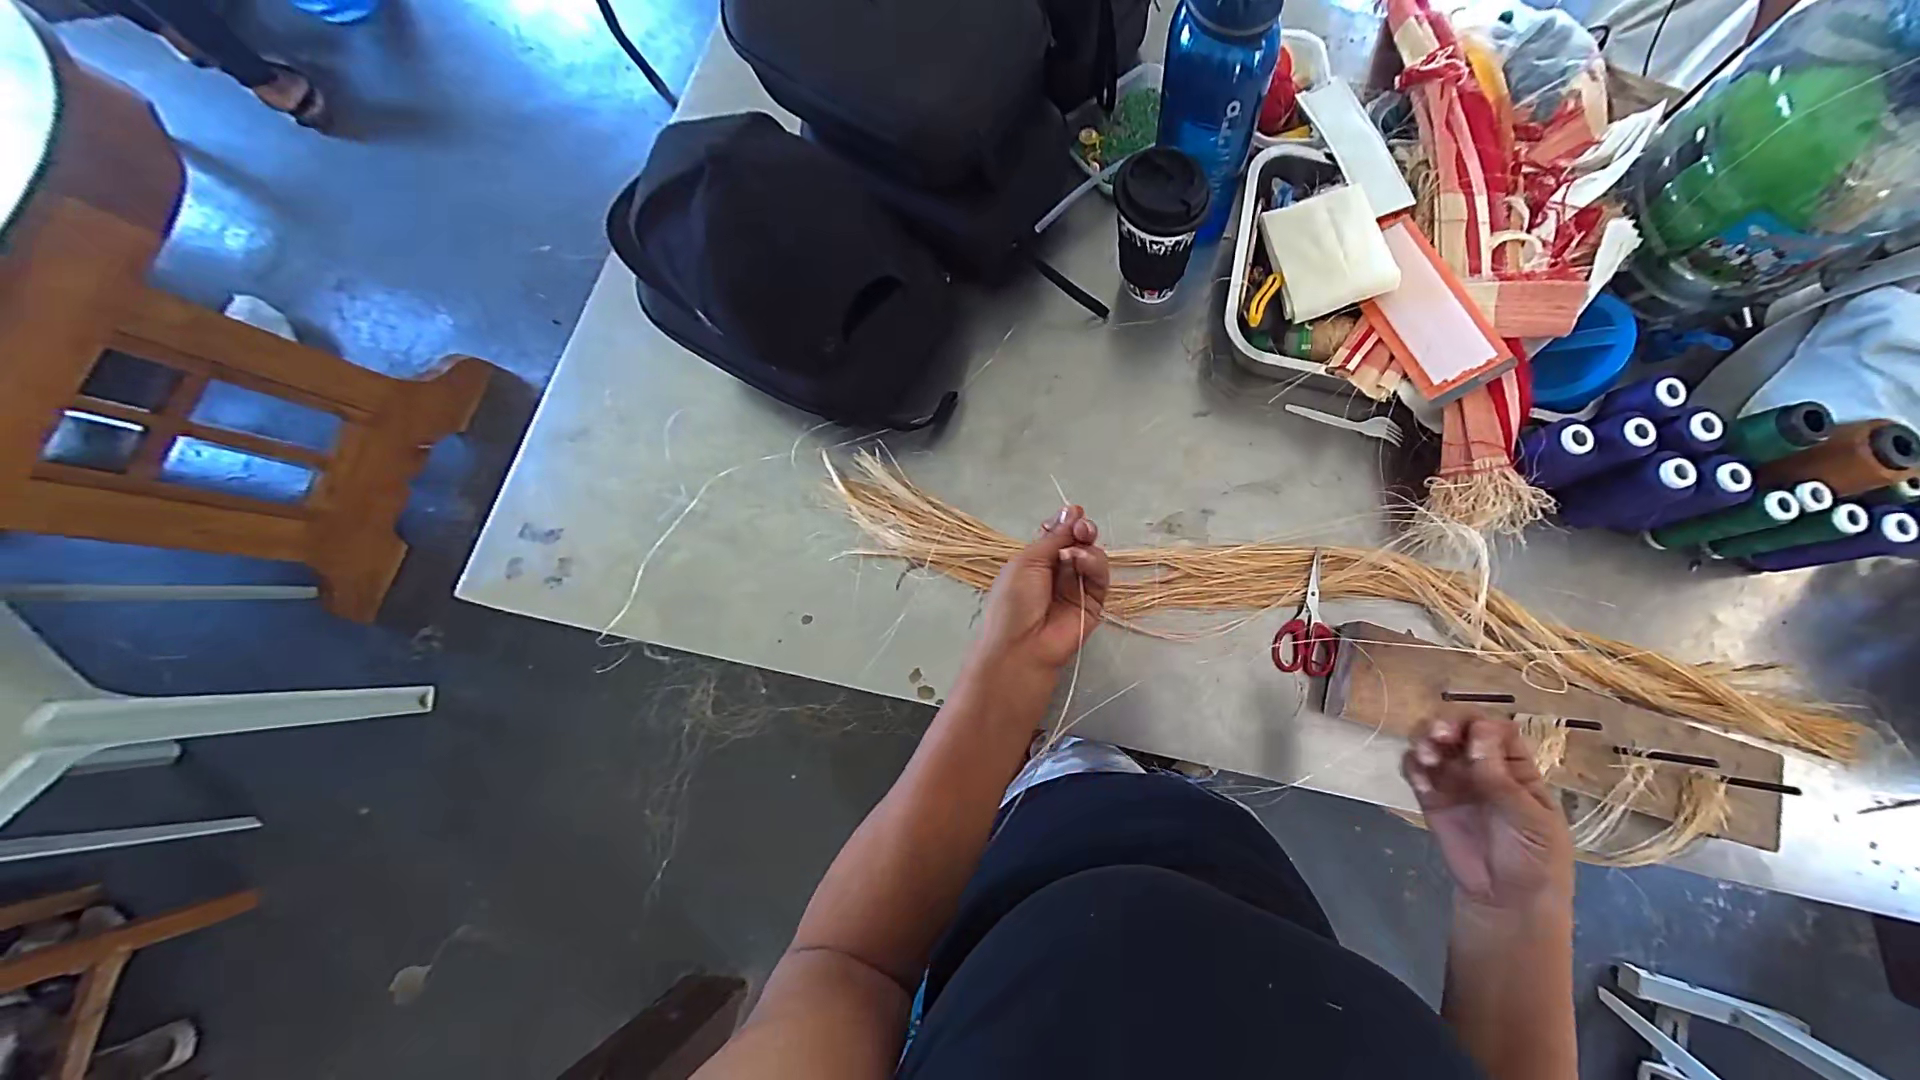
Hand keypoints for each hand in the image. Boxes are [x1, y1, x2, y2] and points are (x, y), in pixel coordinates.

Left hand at [972, 505, 1109, 674]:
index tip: (1073, 512)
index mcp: (1035, 561)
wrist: (1022, 645)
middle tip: (1082, 526)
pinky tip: (1080, 562)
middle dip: (1081, 531)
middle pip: (1078, 543)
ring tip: (1074, 553)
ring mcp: (1076, 587)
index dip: (1065, 523)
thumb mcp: (1027, 561)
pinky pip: (1100, 577)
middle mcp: (1057, 572)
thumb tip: (1071, 509)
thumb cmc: (1014, 601)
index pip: (1057, 536)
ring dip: (1086, 548)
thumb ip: (1053, 537)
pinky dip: (1093, 564)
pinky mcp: (1094, 602)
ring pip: (1092, 557)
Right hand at [1401, 712, 1573, 912]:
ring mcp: (1454, 782)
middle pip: (1459, 732)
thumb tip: (1479, 729)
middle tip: (1438, 735)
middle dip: (1445, 726)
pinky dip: (1412, 766)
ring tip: (1427, 758)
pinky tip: (1419, 777)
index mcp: (1516, 770)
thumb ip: (1500, 776)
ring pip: (1433, 746)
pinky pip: (1415, 771)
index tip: (1471, 734)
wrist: (1506, 900)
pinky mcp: (1430, 797)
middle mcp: (1482, 768)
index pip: (1496, 731)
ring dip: (1425, 743)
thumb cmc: (1535, 859)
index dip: (1481, 725)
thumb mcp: (1529, 818)